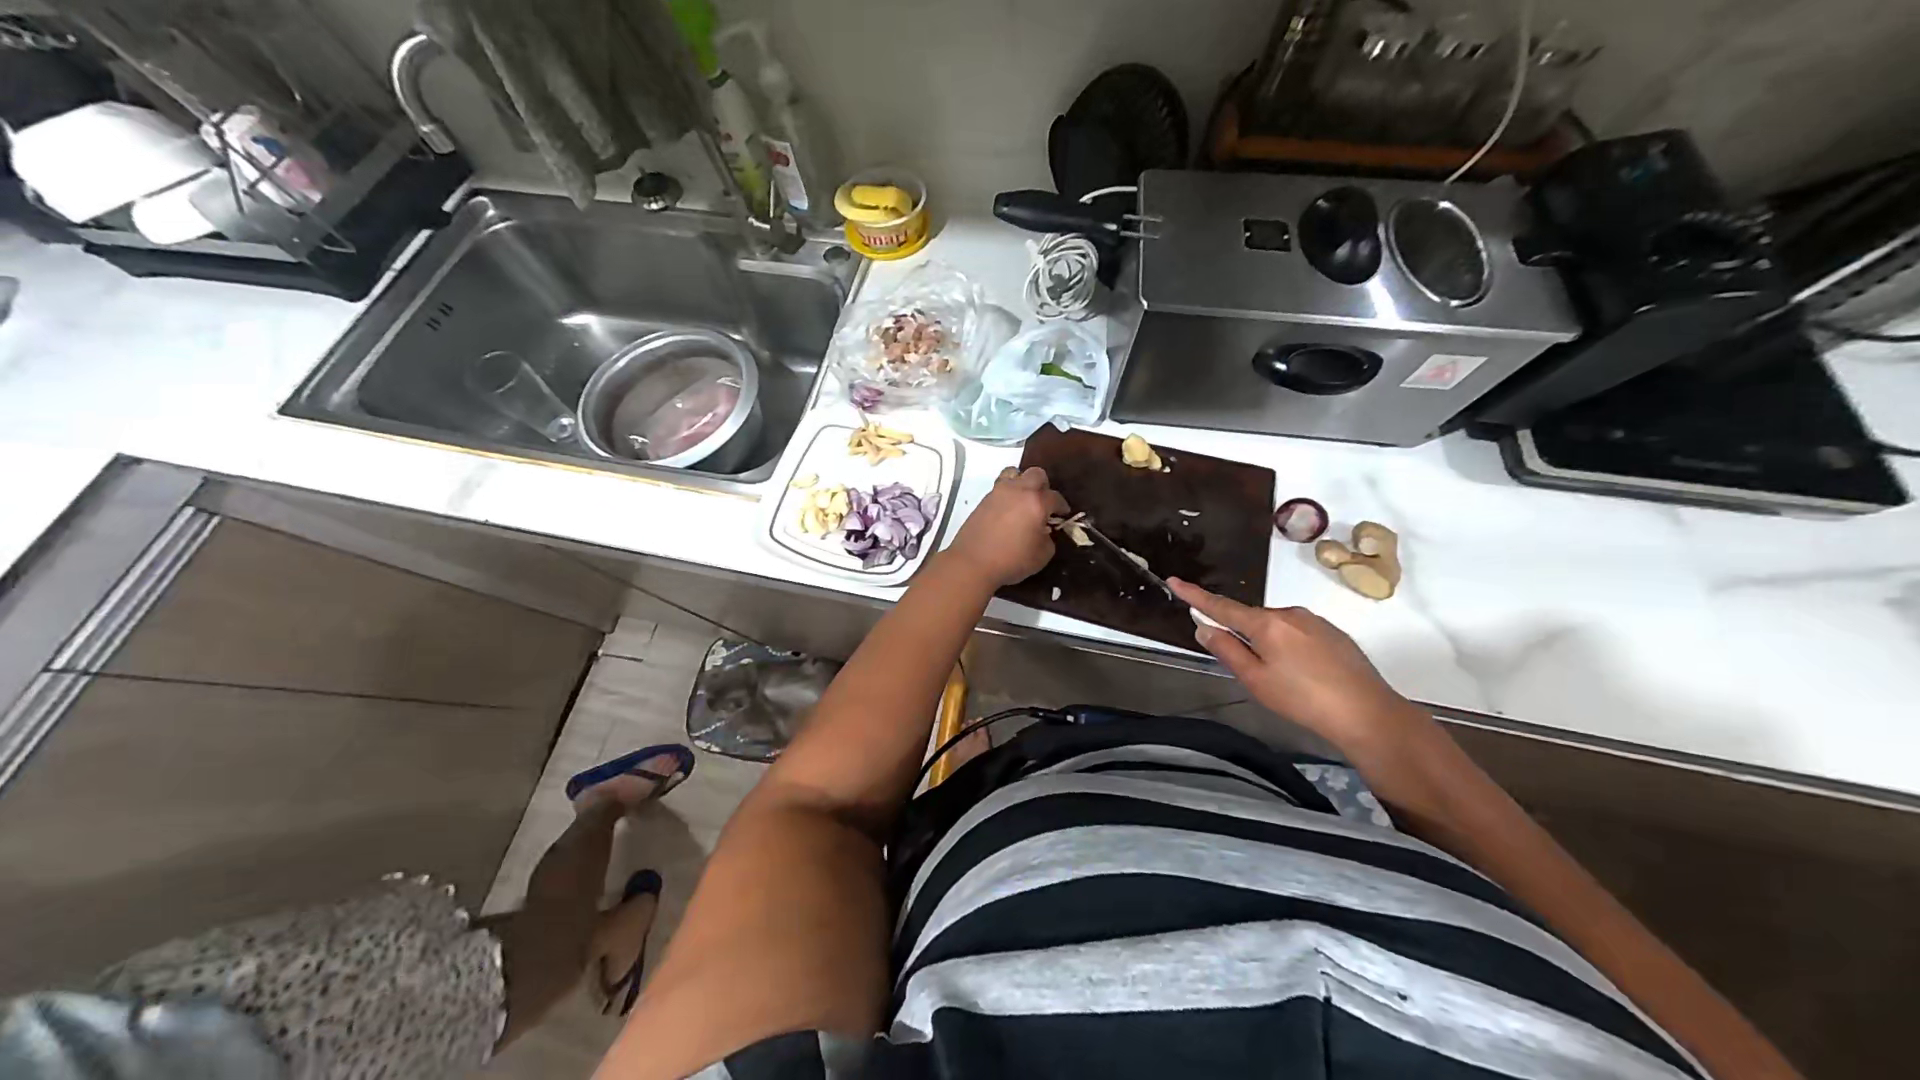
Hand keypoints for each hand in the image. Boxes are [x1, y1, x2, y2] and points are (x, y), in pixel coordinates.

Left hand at [945, 467, 1068, 588]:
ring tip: (1023, 500)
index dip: (1062, 506)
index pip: (1055, 497)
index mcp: (1036, 502)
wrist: (973, 563)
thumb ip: (1048, 539)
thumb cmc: (1012, 560)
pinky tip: (1008, 510)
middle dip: (1044, 485)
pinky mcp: (983, 500)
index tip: (1063, 514)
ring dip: (1022, 483)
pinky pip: (1000, 487)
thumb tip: (1044, 531)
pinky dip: (1007, 494)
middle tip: (1043, 501)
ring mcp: (998, 493)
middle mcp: (1018, 491)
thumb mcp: (1042, 555)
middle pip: (1036, 474)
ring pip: (1014, 474)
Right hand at [1169, 577, 1429, 751]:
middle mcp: (1290, 613)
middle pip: (1251, 618)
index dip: (1195, 595)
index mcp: (1266, 624)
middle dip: (1240, 634)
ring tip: (1279, 678)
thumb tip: (1204, 627)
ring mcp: (1314, 621)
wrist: (1366, 712)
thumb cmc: (1303, 699)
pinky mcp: (1333, 633)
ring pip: (1276, 626)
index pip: (1222, 606)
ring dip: (1266, 642)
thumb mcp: (1256, 680)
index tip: (1174, 581)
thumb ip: (1227, 650)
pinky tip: (1301, 673)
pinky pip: (1297, 632)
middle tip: (1246, 668)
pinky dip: (1288, 646)